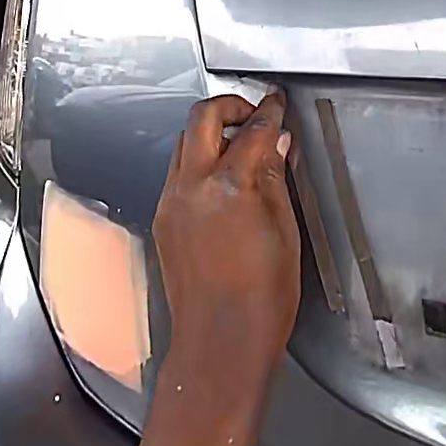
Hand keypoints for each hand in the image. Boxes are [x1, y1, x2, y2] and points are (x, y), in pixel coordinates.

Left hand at [154, 90, 300, 378]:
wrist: (219, 342)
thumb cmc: (261, 298)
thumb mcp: (284, 231)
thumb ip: (275, 177)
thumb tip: (277, 142)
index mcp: (229, 187)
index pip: (252, 131)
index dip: (269, 111)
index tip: (276, 103)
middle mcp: (192, 186)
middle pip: (202, 117)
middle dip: (229, 106)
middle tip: (252, 114)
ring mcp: (171, 200)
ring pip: (184, 141)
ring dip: (210, 133)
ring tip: (238, 147)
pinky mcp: (162, 216)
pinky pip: (177, 172)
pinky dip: (197, 162)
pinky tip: (220, 180)